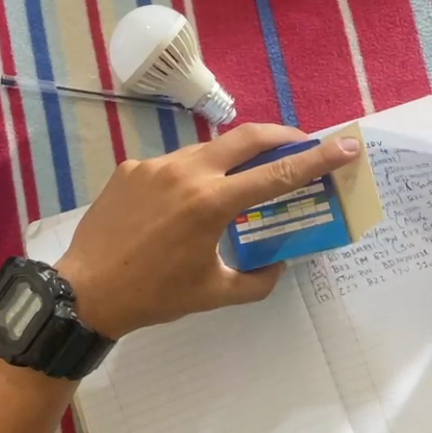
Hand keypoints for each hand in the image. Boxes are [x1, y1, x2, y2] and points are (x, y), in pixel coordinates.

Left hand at [55, 124, 361, 337]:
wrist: (86, 291)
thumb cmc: (154, 296)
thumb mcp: (214, 294)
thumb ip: (257, 280)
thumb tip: (278, 264)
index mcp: (211, 203)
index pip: (276, 175)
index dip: (316, 159)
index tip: (344, 146)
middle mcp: (186, 173)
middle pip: (246, 138)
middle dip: (282, 136)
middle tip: (302, 145)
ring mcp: (155, 166)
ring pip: (206, 151)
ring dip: (231, 160)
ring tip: (237, 182)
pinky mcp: (131, 168)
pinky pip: (171, 166)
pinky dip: (189, 178)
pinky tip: (180, 206)